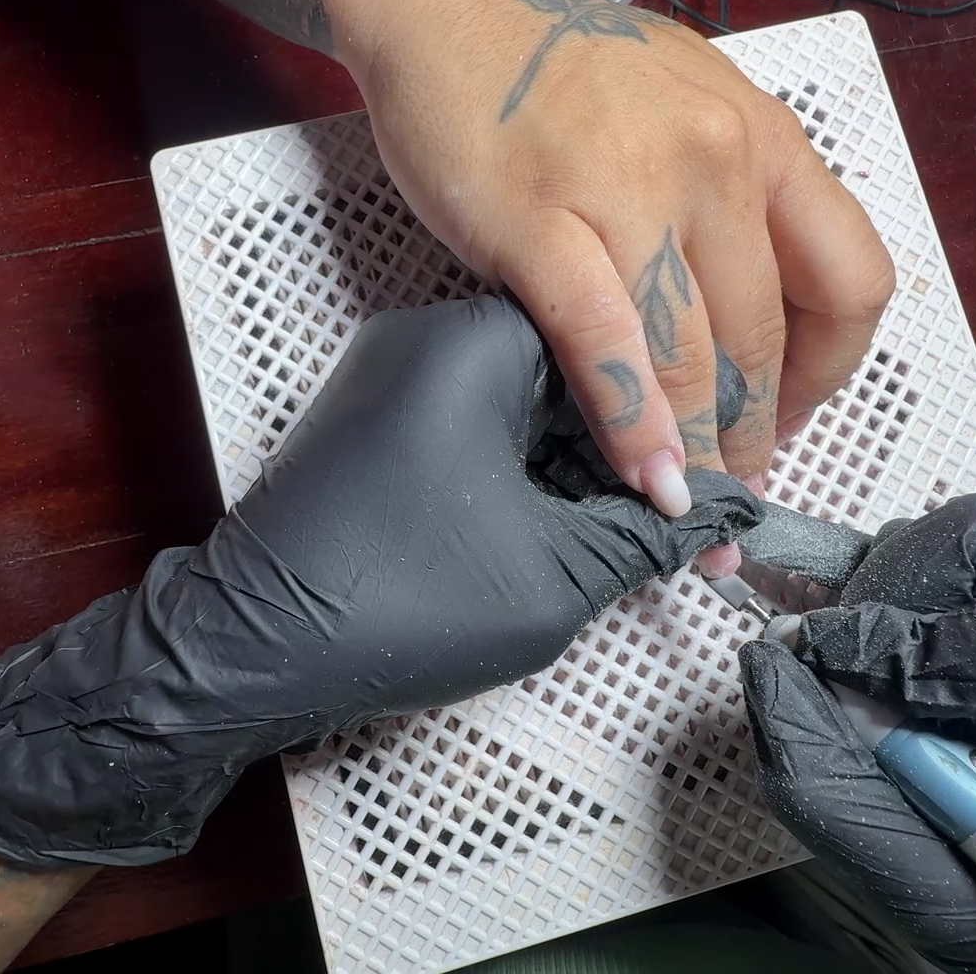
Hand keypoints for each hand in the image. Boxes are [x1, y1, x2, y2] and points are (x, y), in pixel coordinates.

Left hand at [0, 296, 759, 867]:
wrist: (254, 643)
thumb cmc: (404, 603)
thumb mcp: (554, 575)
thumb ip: (649, 533)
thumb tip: (721, 511)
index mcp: (476, 343)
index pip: (611, 342)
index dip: (674, 415)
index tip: (712, 477)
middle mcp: (432, 332)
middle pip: (569, 368)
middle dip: (628, 446)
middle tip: (681, 512)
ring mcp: (398, 368)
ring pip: (527, 397)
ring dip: (579, 459)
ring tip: (630, 524)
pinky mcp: (380, 409)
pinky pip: (480, 415)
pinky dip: (528, 461)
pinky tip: (564, 514)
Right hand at [346, 0, 893, 516]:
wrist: (443, 5)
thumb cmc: (553, 65)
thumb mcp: (676, 112)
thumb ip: (713, 208)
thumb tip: (716, 323)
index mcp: (760, 137)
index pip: (846, 281)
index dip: (825, 374)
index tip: (787, 418)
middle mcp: (713, 161)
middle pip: (762, 338)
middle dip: (752, 437)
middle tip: (734, 492)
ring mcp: (627, 190)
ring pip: (690, 354)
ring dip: (697, 449)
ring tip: (692, 505)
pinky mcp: (540, 224)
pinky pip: (606, 344)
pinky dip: (629, 424)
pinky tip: (640, 476)